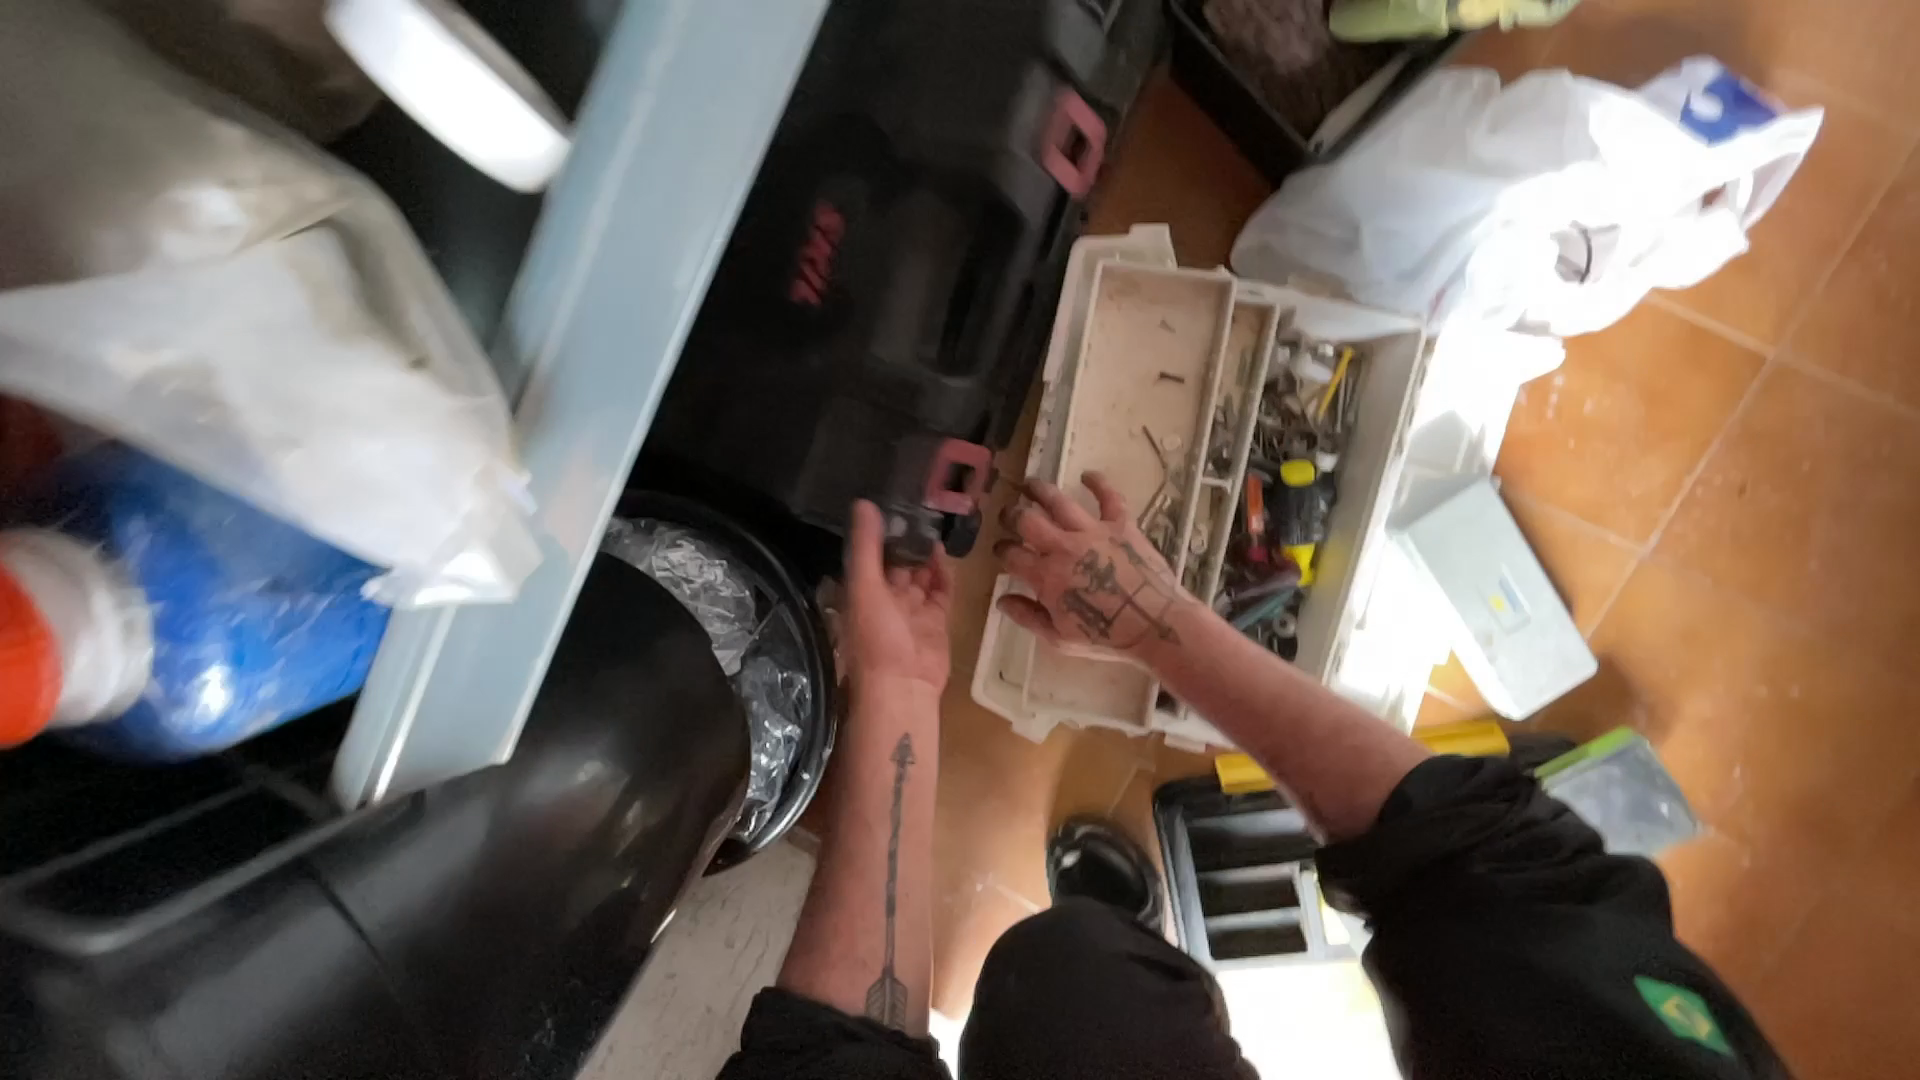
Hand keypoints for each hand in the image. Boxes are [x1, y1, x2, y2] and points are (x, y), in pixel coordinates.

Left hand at [843, 500, 952, 692]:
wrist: (904, 686)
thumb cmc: (876, 637)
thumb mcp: (864, 586)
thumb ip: (866, 547)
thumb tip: (863, 503)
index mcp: (861, 593)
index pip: (869, 557)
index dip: (878, 534)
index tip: (889, 504)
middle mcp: (885, 600)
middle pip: (896, 565)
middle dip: (905, 542)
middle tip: (918, 508)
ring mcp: (912, 611)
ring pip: (920, 576)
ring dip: (925, 555)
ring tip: (934, 525)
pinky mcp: (936, 621)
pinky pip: (941, 592)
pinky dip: (943, 574)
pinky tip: (944, 553)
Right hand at [993, 472, 1194, 657]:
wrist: (1154, 623)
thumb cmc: (1106, 637)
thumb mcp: (1059, 638)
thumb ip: (1027, 617)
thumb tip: (1002, 600)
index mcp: (1046, 576)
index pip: (1011, 554)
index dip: (1000, 550)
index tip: (1000, 550)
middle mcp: (1063, 547)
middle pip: (1027, 520)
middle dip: (1011, 515)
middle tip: (1008, 514)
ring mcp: (1093, 532)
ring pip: (1058, 501)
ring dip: (1039, 490)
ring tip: (1029, 484)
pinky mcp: (1121, 525)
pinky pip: (1108, 497)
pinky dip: (1098, 483)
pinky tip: (1087, 475)